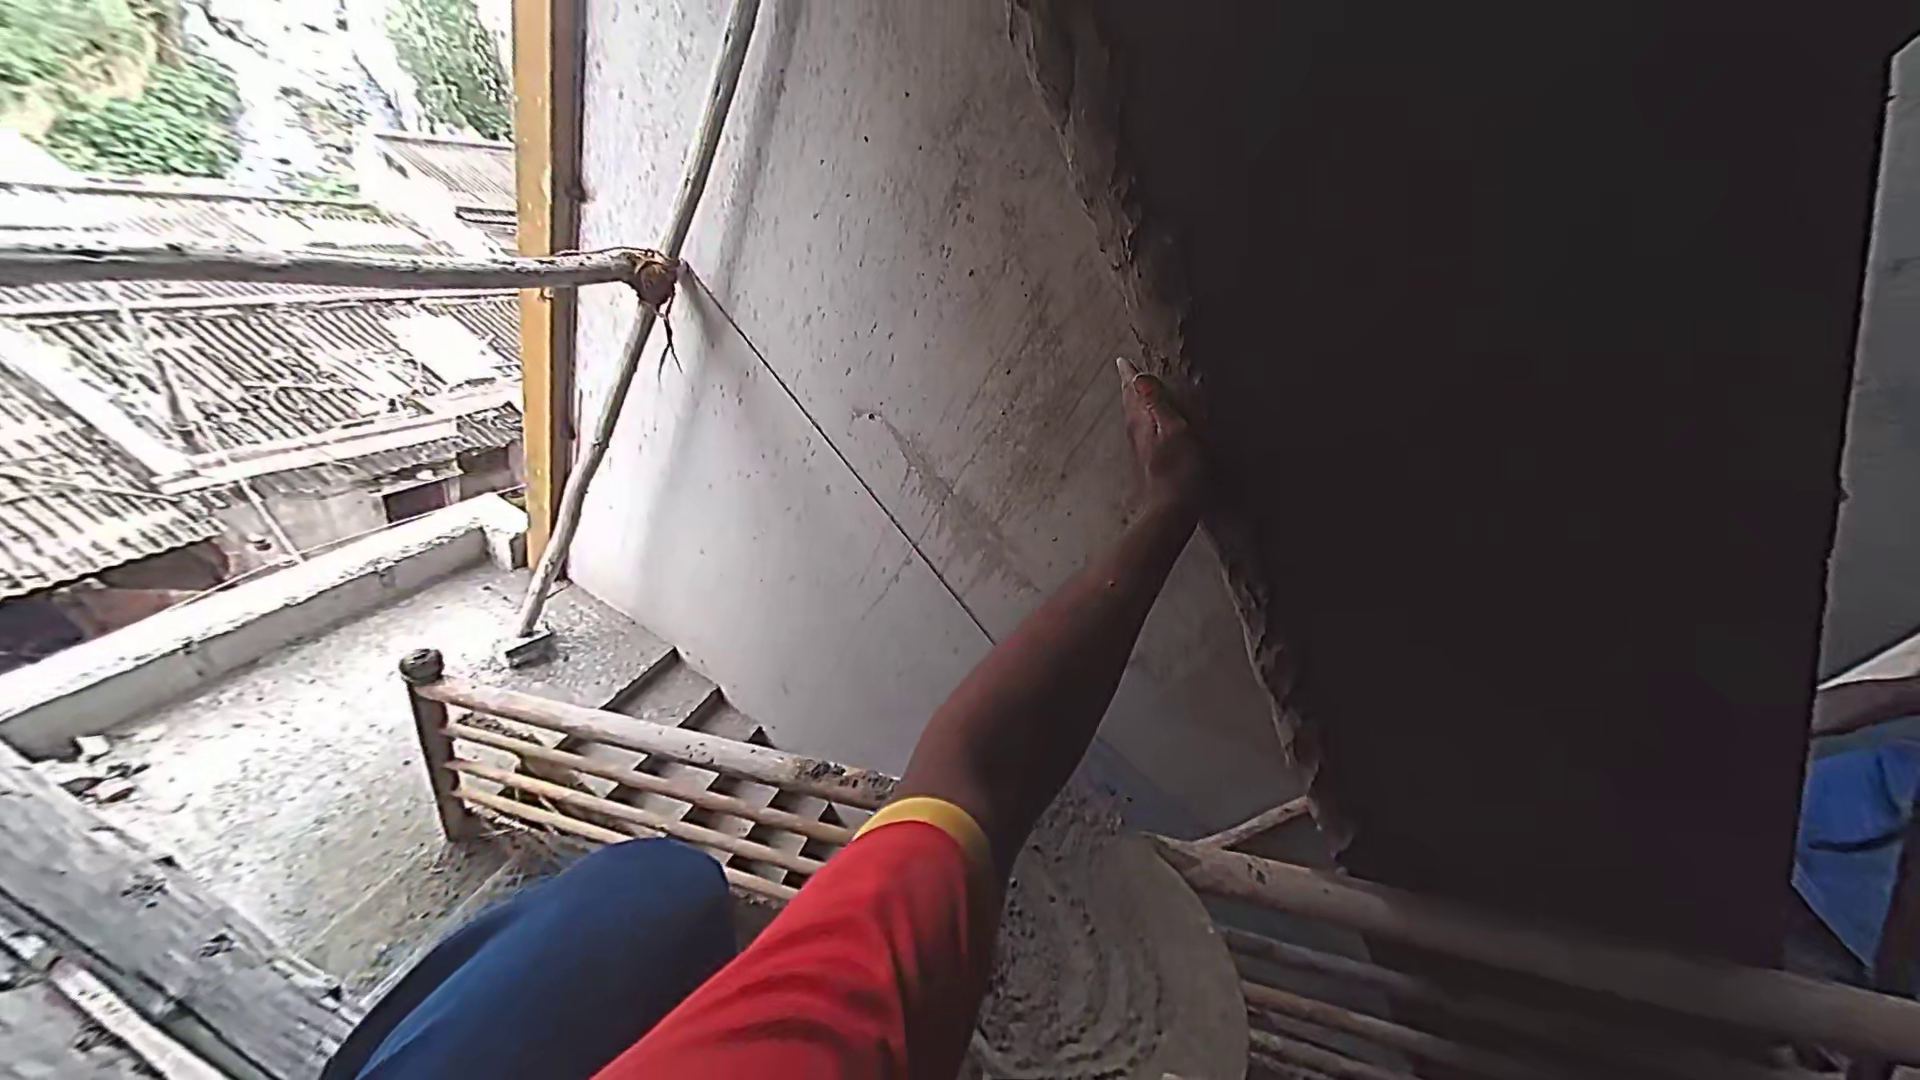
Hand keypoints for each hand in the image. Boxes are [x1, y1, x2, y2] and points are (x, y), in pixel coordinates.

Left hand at [1116, 357, 1204, 515]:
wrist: (1171, 510)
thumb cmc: (1179, 471)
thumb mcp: (1175, 431)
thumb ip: (1157, 404)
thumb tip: (1138, 377)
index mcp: (1141, 423)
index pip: (1133, 393)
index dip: (1130, 376)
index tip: (1122, 361)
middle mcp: (1135, 436)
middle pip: (1129, 405)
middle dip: (1129, 387)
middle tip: (1126, 373)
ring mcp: (1139, 451)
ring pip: (1133, 419)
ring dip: (1134, 403)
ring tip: (1135, 393)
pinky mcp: (1147, 464)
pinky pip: (1142, 433)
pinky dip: (1143, 421)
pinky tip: (1148, 426)